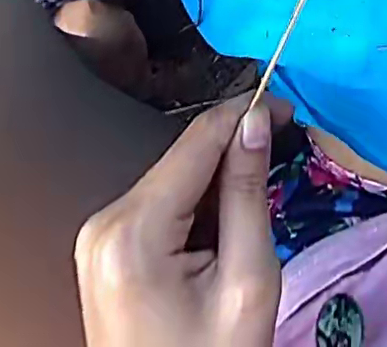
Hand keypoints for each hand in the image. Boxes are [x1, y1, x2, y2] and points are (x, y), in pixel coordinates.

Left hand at [76, 95, 290, 346]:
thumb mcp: (247, 278)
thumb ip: (248, 190)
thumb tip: (256, 119)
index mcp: (134, 229)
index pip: (199, 138)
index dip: (246, 110)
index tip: (286, 107)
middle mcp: (106, 220)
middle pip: (186, 155)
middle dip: (234, 149)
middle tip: (279, 154)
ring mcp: (100, 233)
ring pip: (178, 173)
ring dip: (219, 176)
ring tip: (252, 205)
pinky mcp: (107, 245)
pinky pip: (164, 198)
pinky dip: (199, 200)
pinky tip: (221, 226)